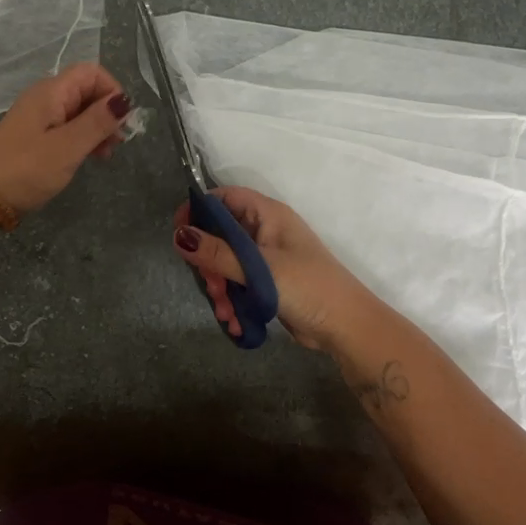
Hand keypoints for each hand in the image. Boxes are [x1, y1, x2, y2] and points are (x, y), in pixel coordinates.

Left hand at [0, 62, 130, 214]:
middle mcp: (44, 98)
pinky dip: (82, 139)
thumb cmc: (26, 168)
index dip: (112, 90)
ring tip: (105, 156)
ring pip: (78, 112)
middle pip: (86, 91)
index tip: (122, 120)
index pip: (91, 72)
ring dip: (96, 129)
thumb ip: (97, 122)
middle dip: (107, 112)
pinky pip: (66, 128)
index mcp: (51, 92)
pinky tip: (88, 159)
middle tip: (117, 143)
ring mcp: (38, 118)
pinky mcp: (34, 137)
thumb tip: (124, 100)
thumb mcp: (68, 147)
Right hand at [171, 186, 364, 350]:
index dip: (199, 210)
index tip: (179, 233)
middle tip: (210, 285)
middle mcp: (265, 231)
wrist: (347, 327)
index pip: (224, 197)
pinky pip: (237, 283)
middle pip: (220, 234)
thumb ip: (217, 252)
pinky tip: (234, 320)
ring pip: (225, 263)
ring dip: (219, 287)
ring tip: (225, 311)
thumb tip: (178, 235)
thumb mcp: (258, 268)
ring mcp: (266, 258)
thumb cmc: (307, 287)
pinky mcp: (267, 282)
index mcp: (268, 215)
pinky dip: (232, 300)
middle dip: (209, 263)